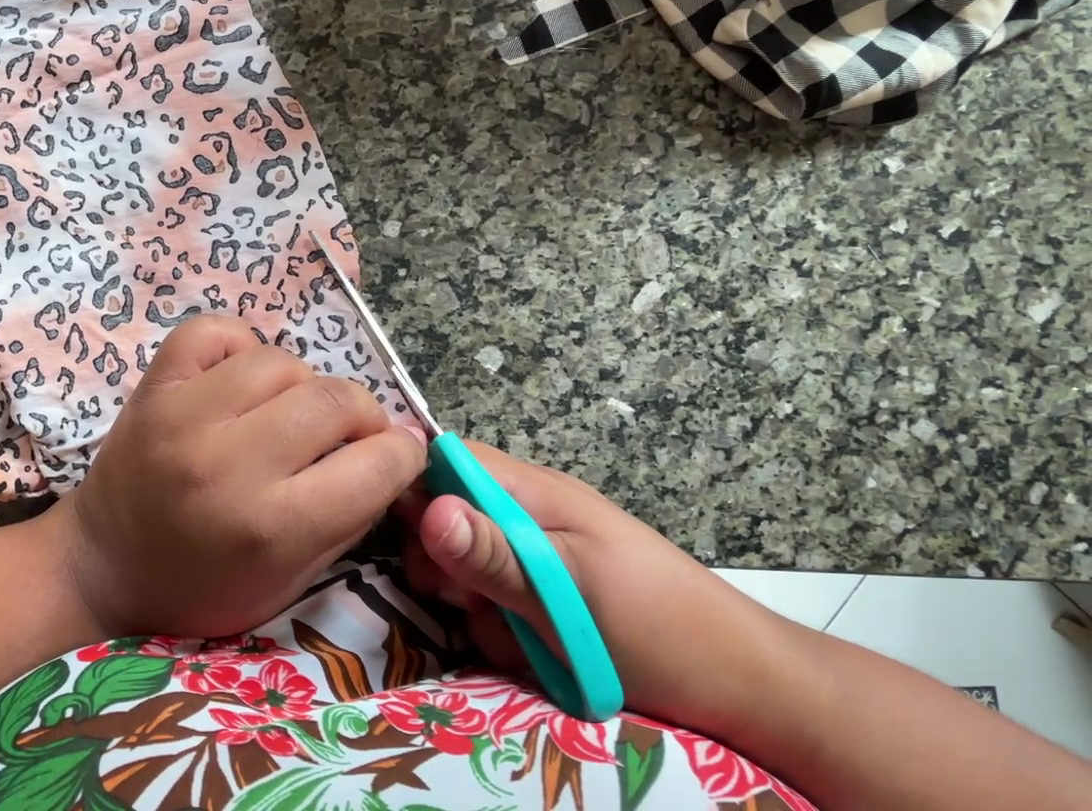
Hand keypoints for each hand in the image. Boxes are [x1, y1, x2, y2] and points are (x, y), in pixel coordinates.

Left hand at [49, 315, 425, 639]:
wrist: (101, 567)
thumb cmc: (199, 590)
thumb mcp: (289, 581)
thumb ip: (348, 517)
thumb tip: (393, 452)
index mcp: (273, 526)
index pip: (378, 462)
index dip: (401, 457)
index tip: (391, 458)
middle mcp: (230, 462)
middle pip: (336, 399)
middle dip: (361, 416)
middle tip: (346, 436)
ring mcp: (185, 415)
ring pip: (281, 361)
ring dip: (300, 386)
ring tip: (286, 414)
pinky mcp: (153, 386)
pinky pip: (214, 332)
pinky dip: (239, 348)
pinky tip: (239, 381)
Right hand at [399, 441, 797, 732]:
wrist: (748, 693)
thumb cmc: (663, 629)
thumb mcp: (570, 591)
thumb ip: (493, 553)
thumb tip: (424, 510)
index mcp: (532, 492)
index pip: (445, 461)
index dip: (414, 490)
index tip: (407, 541)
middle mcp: (526, 516)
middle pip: (443, 519)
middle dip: (441, 562)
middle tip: (463, 599)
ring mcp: (535, 559)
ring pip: (463, 570)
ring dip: (473, 604)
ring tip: (512, 635)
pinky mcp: (543, 600)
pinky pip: (492, 605)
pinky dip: (498, 629)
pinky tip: (530, 652)